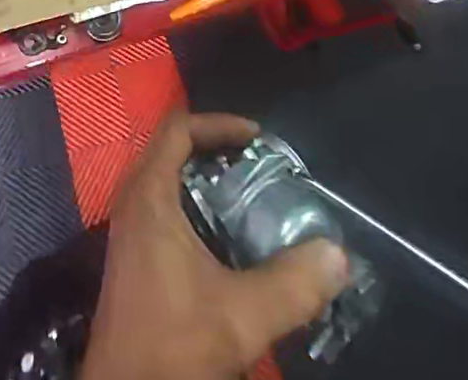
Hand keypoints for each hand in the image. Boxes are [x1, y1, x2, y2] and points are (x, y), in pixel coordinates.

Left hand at [80, 112, 350, 379]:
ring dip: (204, 175)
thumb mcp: (242, 316)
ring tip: (250, 192)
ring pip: (165, 176)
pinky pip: (162, 202)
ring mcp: (129, 224)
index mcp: (149, 195)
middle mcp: (133, 199)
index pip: (177, 129)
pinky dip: (194, 200)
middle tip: (259, 163)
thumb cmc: (173, 344)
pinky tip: (225, 233)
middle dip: (214, 146)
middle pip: (170, 147)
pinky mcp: (133, 249)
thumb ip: (293, 284)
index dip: (218, 123)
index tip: (257, 138)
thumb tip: (338, 253)